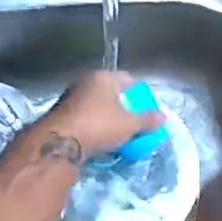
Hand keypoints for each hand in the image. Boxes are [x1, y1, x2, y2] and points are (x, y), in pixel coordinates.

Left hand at [36, 71, 163, 158]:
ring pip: (96, 104)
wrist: (58, 143)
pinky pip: (84, 116)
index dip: (139, 93)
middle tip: (133, 122)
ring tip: (116, 133)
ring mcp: (70, 97)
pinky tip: (98, 138)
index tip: (145, 108)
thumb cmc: (99, 125)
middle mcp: (85, 82)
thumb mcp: (130, 124)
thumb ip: (147, 120)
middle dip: (123, 106)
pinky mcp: (60, 113)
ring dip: (106, 116)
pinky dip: (93, 125)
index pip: (128, 79)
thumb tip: (163, 117)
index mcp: (103, 78)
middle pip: (111, 92)